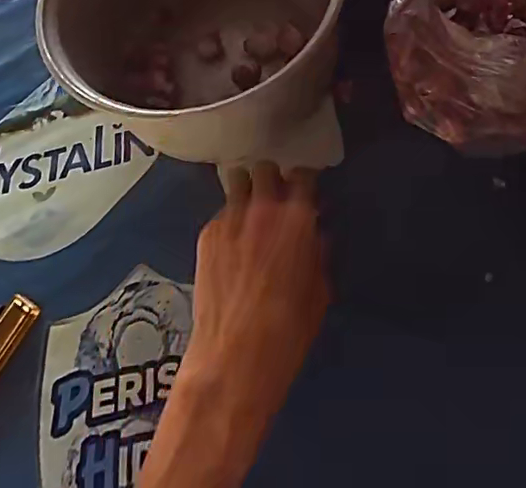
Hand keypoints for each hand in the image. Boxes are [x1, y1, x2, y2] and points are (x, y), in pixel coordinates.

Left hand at [184, 163, 329, 422]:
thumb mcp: (319, 292)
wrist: (234, 357)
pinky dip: (230, 220)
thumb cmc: (287, 331)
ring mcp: (230, 218)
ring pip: (237, 181)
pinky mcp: (206, 233)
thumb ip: (318, 253)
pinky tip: (232, 244)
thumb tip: (315, 236)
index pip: (303, 174)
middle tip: (276, 197)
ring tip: (250, 211)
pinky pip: (222, 213)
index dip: (305, 179)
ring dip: (247, 191)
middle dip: (272, 179)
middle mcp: (261, 208)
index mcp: (296, 218)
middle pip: (265, 168)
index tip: (306, 190)